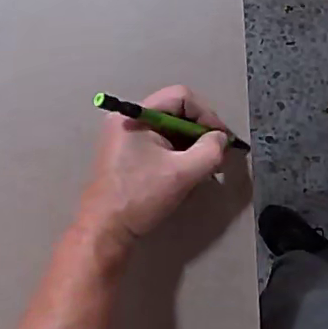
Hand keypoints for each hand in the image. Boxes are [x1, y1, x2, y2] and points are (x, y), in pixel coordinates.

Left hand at [74, 85, 231, 246]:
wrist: (105, 231)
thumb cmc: (141, 197)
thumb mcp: (184, 172)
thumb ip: (211, 150)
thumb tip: (221, 139)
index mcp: (135, 116)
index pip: (181, 97)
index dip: (207, 115)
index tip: (222, 139)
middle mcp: (128, 119)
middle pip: (177, 111)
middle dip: (202, 131)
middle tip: (218, 153)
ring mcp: (126, 137)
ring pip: (171, 129)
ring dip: (193, 144)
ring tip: (207, 166)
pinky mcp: (128, 154)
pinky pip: (162, 143)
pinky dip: (181, 153)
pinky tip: (190, 172)